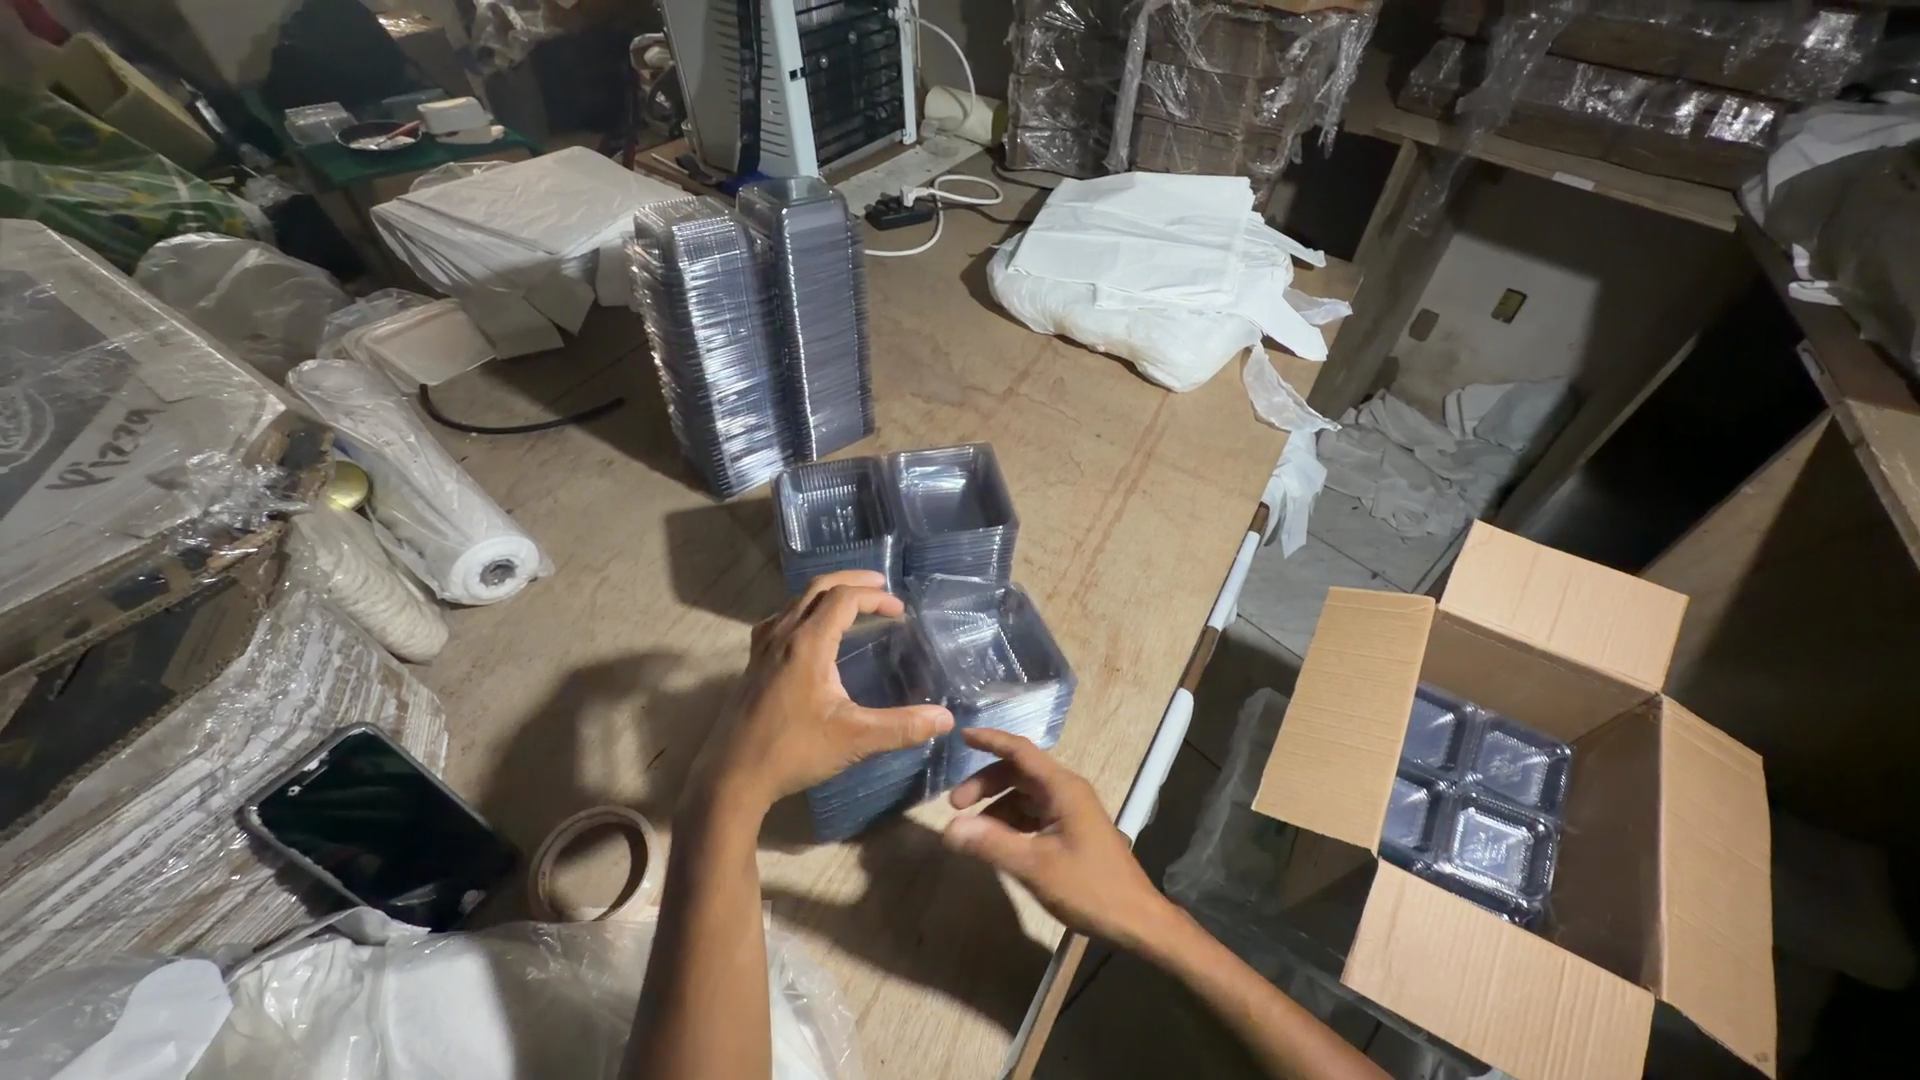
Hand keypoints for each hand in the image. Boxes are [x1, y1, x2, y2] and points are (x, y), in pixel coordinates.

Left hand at [690, 571, 953, 815]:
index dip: (874, 597)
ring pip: (794, 602)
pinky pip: (779, 621)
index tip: (899, 610)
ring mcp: (762, 649)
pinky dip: (802, 612)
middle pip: (817, 588)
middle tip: (879, 587)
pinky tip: (807, 633)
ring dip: (825, 594)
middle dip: (850, 581)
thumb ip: (902, 726)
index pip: (844, 598)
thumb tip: (945, 719)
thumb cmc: (793, 751)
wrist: (732, 776)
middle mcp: (782, 636)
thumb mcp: (855, 738)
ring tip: (849, 604)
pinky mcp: (752, 665)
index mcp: (807, 643)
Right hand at [941, 729, 1174, 951]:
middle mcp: (1066, 791)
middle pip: (1018, 773)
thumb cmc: (1090, 888)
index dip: (991, 740)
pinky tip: (996, 842)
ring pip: (1024, 795)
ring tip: (971, 831)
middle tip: (954, 805)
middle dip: (985, 783)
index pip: (1021, 751)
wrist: (1137, 921)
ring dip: (996, 806)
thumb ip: (991, 844)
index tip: (961, 735)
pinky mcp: (1070, 830)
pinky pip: (1033, 814)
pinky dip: (1010, 822)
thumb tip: (949, 829)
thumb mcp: (1035, 867)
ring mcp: (1070, 810)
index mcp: (1062, 788)